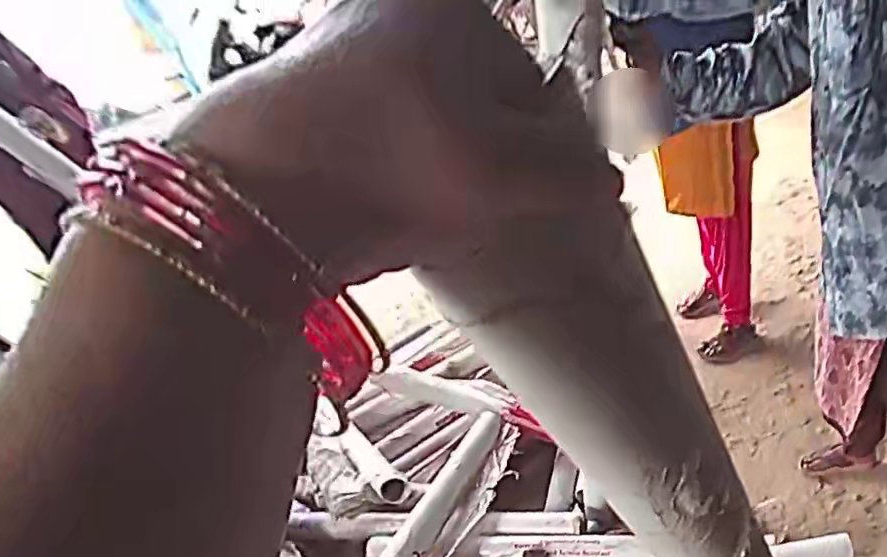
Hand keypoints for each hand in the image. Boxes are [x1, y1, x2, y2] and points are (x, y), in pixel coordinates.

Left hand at [170, 0, 621, 286]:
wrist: (275, 195)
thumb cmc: (400, 165)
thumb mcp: (510, 177)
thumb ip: (576, 177)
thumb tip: (611, 182)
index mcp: (454, 8)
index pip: (539, 85)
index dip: (555, 144)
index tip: (553, 189)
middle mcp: (407, 11)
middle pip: (498, 102)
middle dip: (511, 158)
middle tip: (502, 204)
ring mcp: (368, 49)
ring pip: (460, 123)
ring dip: (474, 170)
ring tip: (456, 206)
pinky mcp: (345, 95)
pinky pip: (420, 134)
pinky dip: (435, 169)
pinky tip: (426, 200)